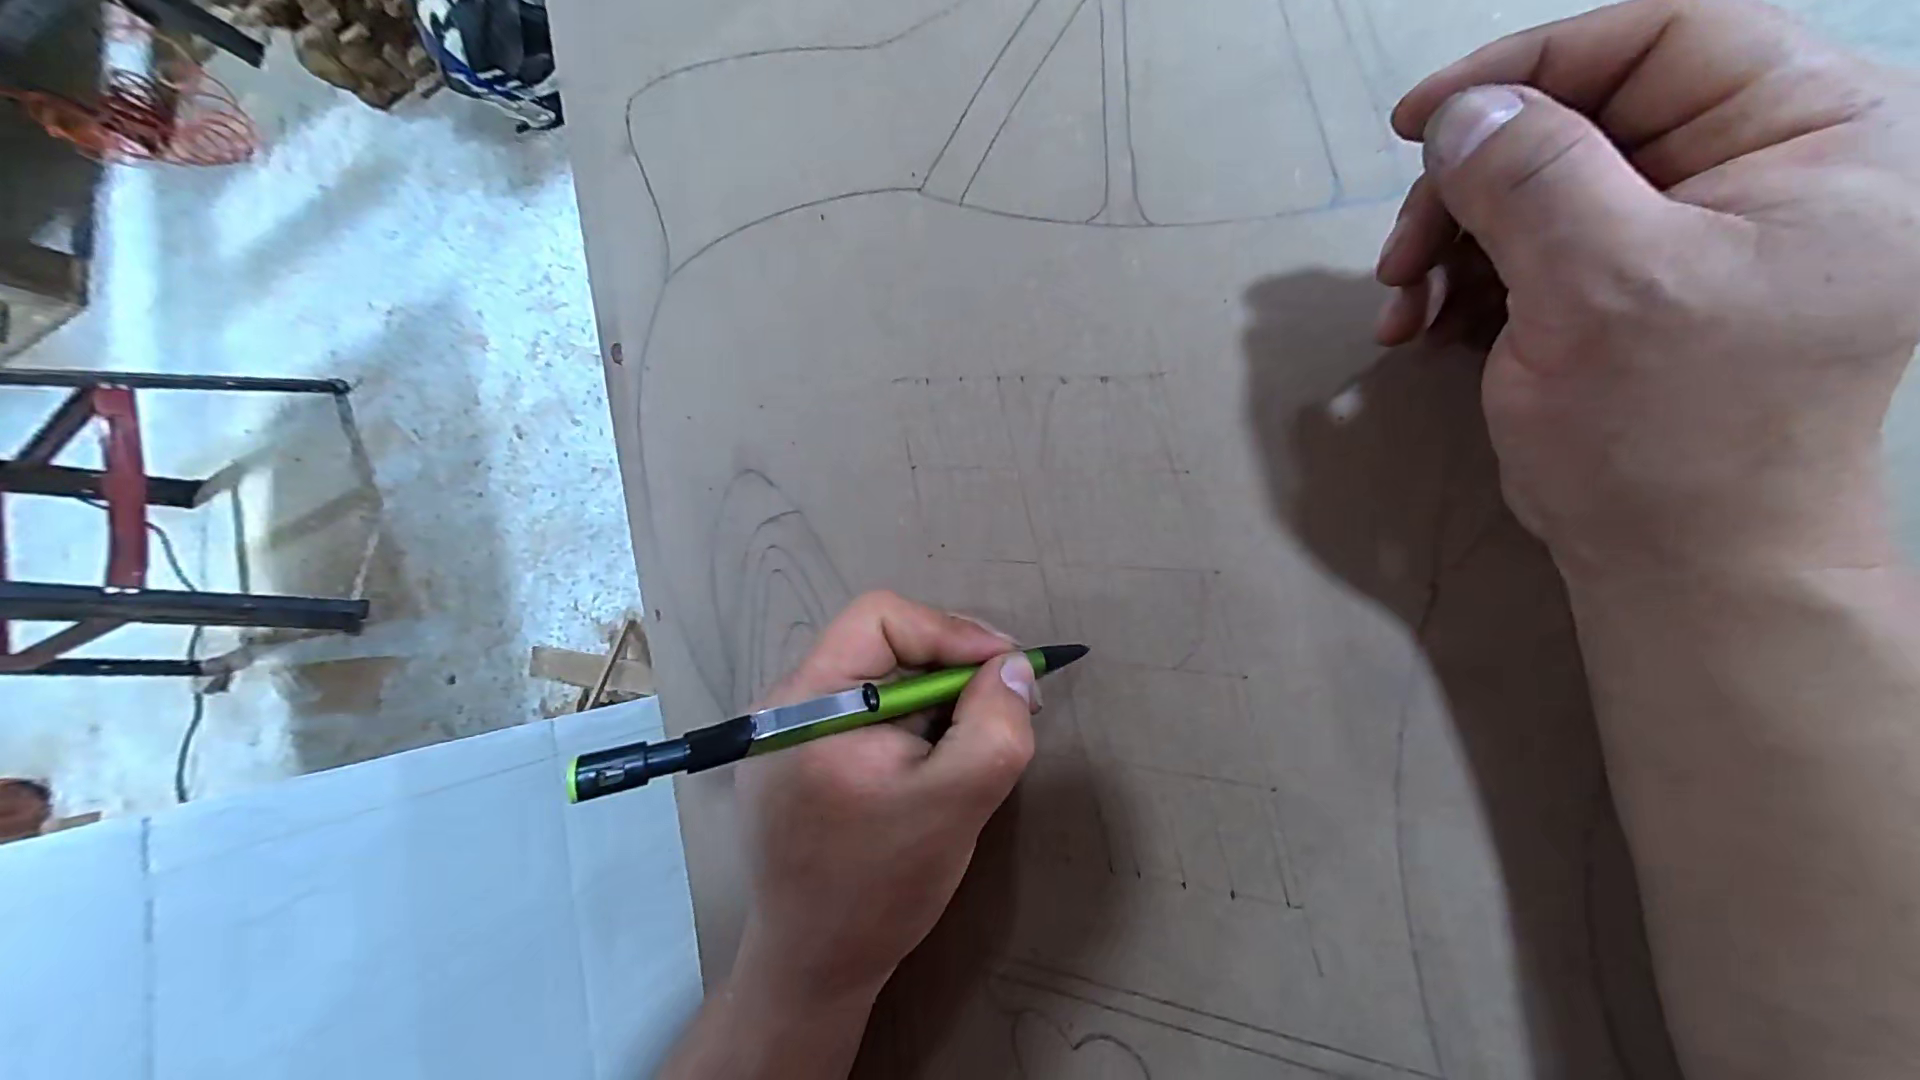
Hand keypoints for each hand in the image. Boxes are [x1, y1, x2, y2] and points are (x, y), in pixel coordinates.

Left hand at [730, 591, 1038, 1007]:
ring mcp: (794, 727)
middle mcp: (789, 700)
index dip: (950, 631)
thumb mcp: (955, 805)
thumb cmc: (878, 889)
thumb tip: (1014, 667)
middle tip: (1007, 698)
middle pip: (883, 643)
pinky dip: (918, 717)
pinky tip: (941, 753)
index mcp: (807, 700)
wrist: (814, 969)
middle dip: (954, 663)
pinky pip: (872, 707)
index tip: (1005, 667)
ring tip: (977, 732)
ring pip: (883, 675)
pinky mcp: (807, 751)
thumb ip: (995, 727)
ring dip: (940, 693)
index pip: (881, 619)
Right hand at [1375, 0, 1919, 578]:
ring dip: (1442, 254)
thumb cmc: (1666, 426)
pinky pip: (1509, 260)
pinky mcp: (1597, 295)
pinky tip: (1424, 334)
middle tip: (1396, 266)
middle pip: (1566, 130)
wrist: (1675, 552)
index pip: (1654, 42)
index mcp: (1796, 135)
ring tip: (1401, 318)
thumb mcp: (1602, 290)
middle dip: (1461, 195)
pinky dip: (1452, 292)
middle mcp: (1732, 173)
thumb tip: (1458, 112)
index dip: (1523, 68)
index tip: (1411, 124)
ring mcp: (1656, 240)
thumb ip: (1535, 181)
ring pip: (1520, 200)